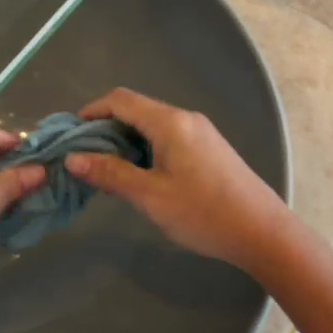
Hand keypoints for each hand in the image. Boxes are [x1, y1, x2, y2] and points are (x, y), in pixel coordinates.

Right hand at [65, 88, 293, 270]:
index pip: (120, 100)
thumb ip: (111, 174)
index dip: (90, 111)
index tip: (69, 135)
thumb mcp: (151, 196)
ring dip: (125, 141)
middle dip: (105, 129)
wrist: (263, 232)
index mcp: (169, 122)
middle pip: (135, 109)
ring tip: (106, 171)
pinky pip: (166, 137)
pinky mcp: (208, 148)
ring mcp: (199, 132)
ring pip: (151, 125)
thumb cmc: (204, 213)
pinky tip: (139, 175)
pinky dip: (144, 148)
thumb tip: (72, 158)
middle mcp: (184, 118)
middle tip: (83, 158)